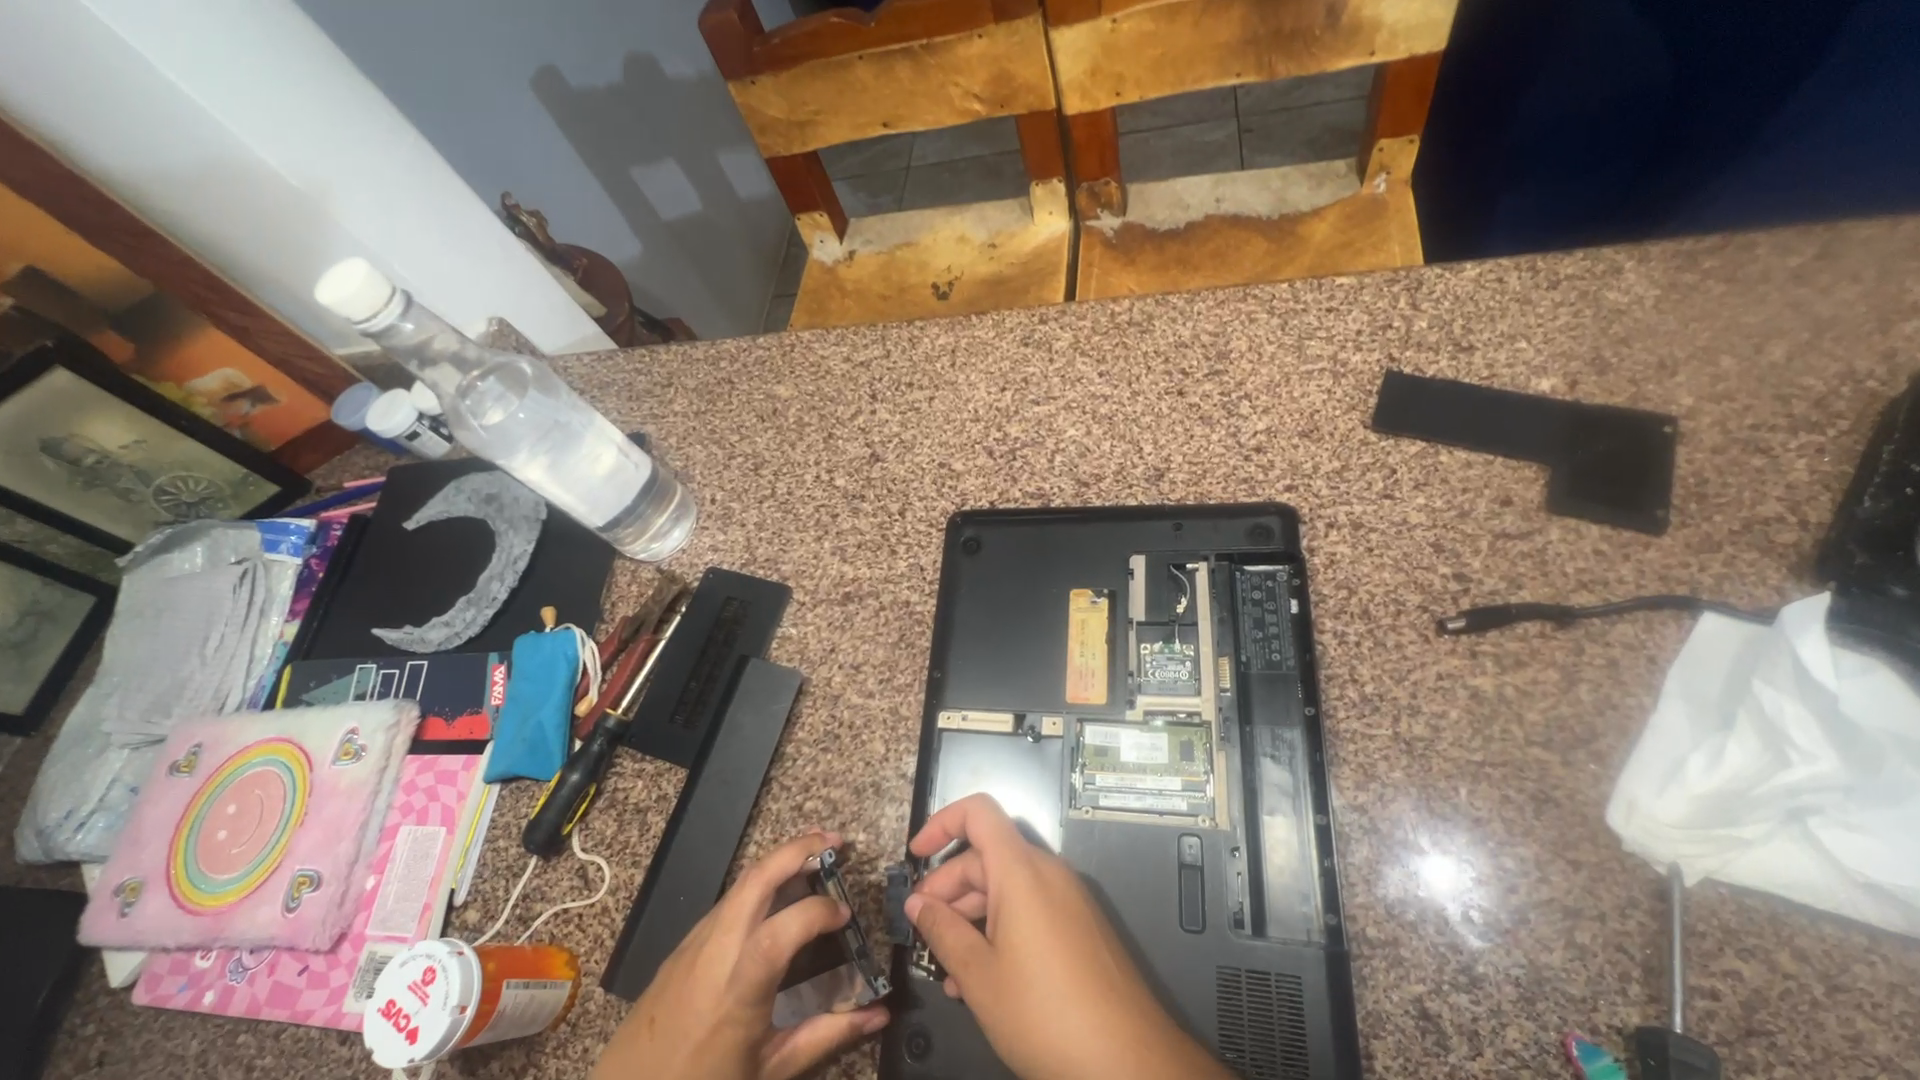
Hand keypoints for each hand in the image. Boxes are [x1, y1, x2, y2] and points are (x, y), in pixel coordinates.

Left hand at [592, 830, 887, 1079]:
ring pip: (738, 885)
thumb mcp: (771, 1069)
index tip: (845, 915)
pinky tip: (775, 897)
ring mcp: (694, 943)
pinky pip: (725, 903)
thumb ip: (827, 1035)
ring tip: (813, 855)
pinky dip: (757, 885)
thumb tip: (879, 1015)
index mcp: (740, 984)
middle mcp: (715, 950)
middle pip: (755, 879)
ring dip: (776, 861)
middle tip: (835, 840)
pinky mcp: (682, 946)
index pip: (784, 927)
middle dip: (797, 850)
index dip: (819, 912)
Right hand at [905, 794, 1231, 1079]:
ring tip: (948, 969)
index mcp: (1022, 871)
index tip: (916, 855)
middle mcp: (1049, 874)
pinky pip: (1031, 911)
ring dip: (971, 917)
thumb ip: (943, 932)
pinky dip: (1000, 930)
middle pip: (988, 856)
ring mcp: (1069, 900)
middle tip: (922, 930)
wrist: (1128, 1060)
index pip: (979, 812)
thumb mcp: (979, 976)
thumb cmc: (1046, 1014)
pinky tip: (982, 979)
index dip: (941, 823)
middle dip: (948, 888)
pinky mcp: (1081, 928)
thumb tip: (918, 904)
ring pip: (1008, 888)